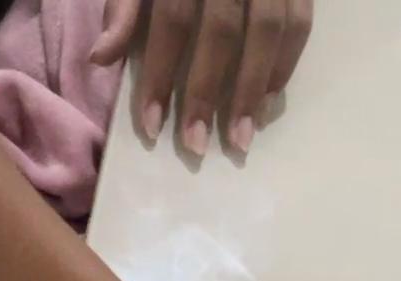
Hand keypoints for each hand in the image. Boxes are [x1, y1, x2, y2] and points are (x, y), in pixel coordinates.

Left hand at [91, 0, 313, 155]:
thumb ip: (124, 6)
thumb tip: (100, 58)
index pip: (172, 19)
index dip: (160, 74)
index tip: (151, 127)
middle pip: (222, 31)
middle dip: (208, 92)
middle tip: (197, 146)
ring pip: (268, 28)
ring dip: (254, 89)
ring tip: (242, 138)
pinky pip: (300, 20)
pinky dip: (286, 63)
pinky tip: (269, 102)